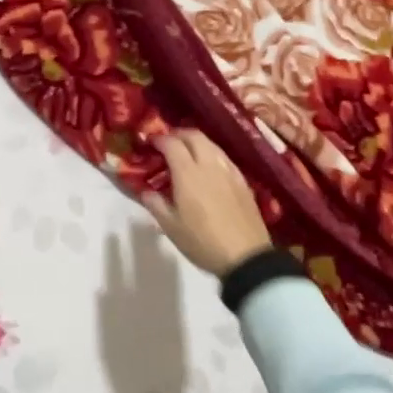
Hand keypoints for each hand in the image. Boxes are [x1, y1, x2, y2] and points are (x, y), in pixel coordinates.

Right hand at [140, 129, 272, 276]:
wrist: (246, 258)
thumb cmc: (203, 242)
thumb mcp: (171, 227)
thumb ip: (156, 204)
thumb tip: (146, 190)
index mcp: (188, 174)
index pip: (172, 144)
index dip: (159, 139)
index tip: (150, 142)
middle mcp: (209, 165)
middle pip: (194, 136)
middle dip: (178, 134)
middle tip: (168, 143)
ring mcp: (229, 172)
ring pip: (211, 144)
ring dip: (196, 142)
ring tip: (187, 153)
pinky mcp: (243, 181)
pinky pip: (224, 158)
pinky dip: (212, 154)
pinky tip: (209, 168)